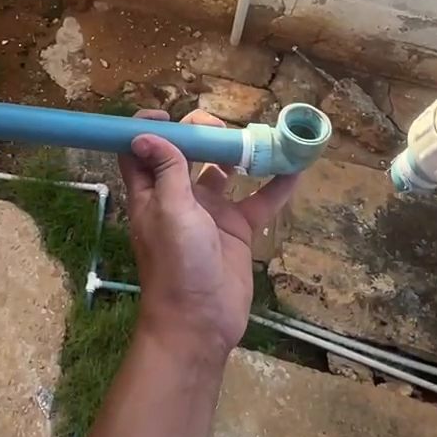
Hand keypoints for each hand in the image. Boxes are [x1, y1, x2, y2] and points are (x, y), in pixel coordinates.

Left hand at [120, 111, 297, 360]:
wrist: (200, 323)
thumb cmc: (177, 263)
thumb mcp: (169, 210)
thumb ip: (165, 170)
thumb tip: (144, 133)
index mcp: (152, 192)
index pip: (141, 151)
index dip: (148, 129)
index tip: (166, 114)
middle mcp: (178, 197)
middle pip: (186, 154)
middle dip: (201, 135)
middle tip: (218, 129)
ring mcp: (209, 213)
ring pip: (224, 173)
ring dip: (237, 154)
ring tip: (254, 139)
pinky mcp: (237, 231)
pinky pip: (259, 201)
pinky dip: (275, 186)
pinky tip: (294, 169)